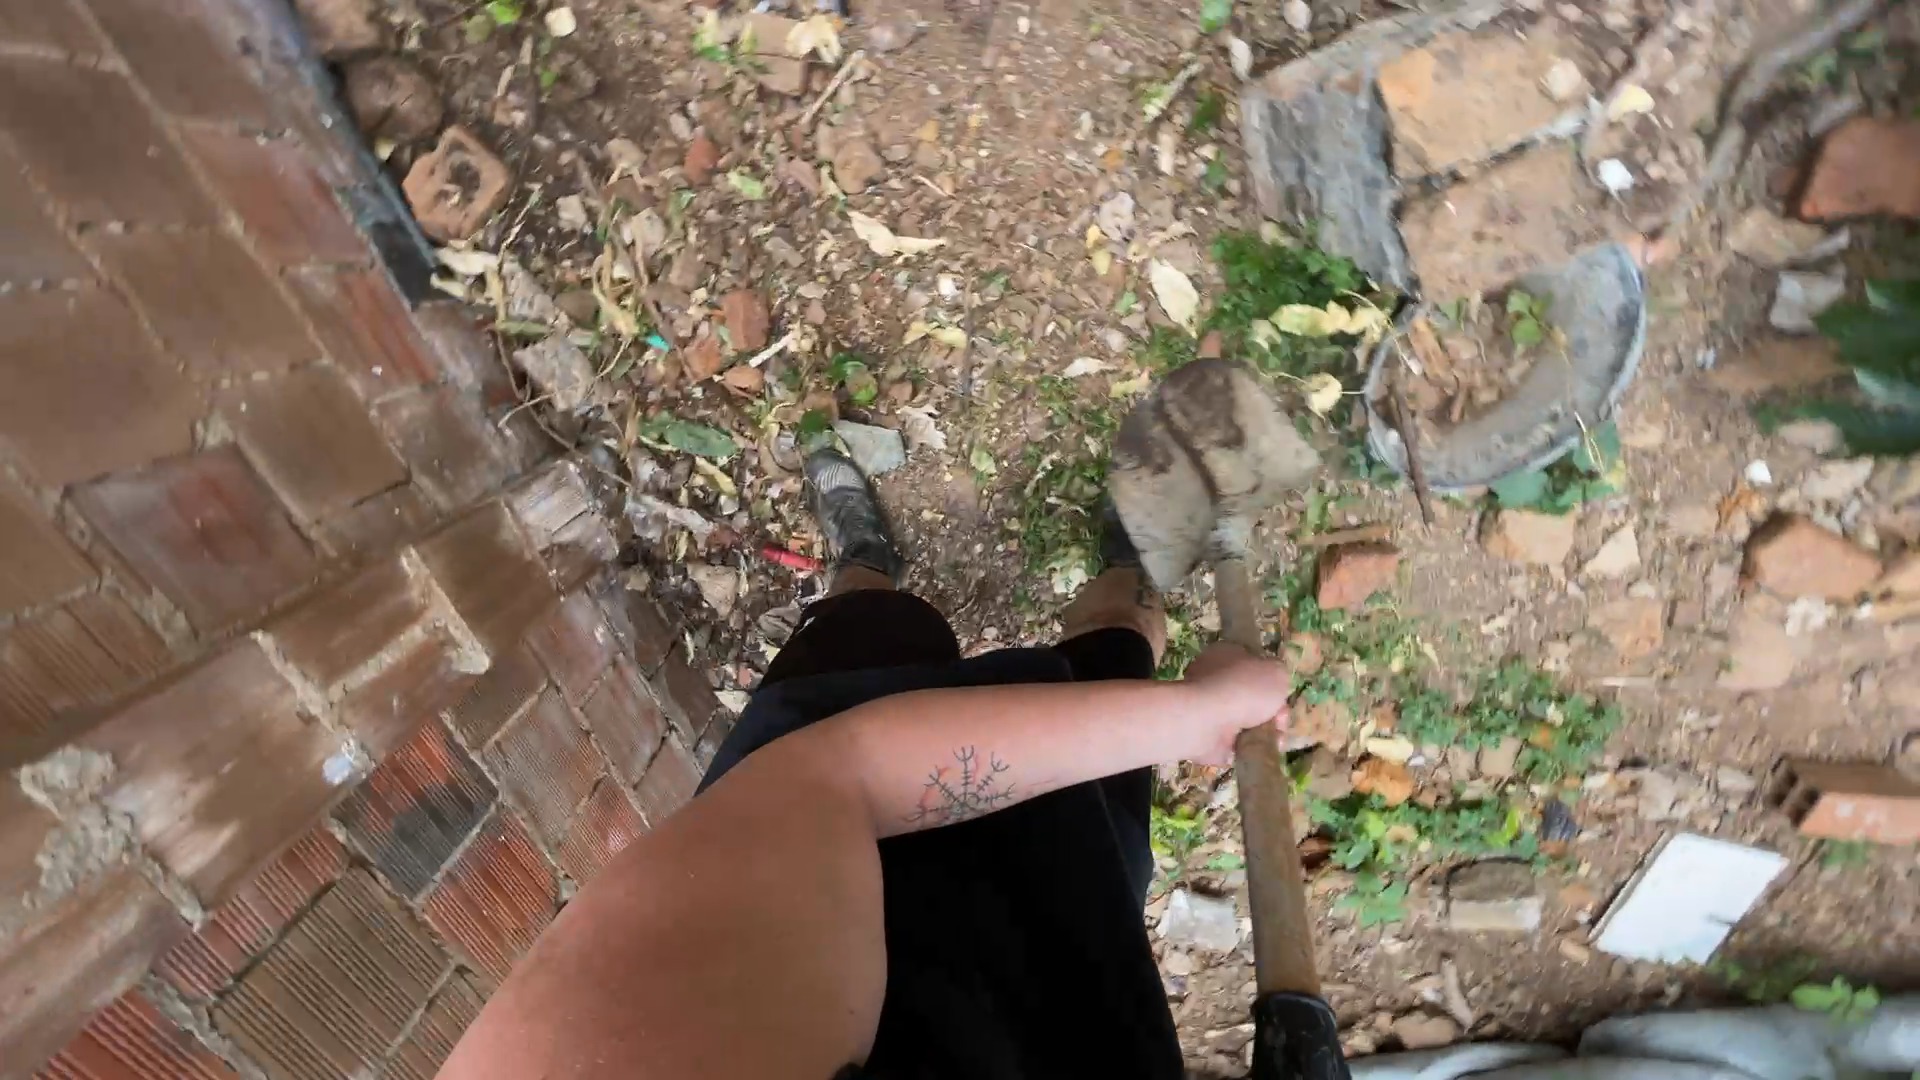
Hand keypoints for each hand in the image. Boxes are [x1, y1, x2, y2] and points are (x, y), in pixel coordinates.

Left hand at [1180, 643, 1289, 764]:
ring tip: (1274, 738)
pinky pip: (1235, 741)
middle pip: (1252, 696)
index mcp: (1226, 654)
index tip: (1282, 693)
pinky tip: (1260, 748)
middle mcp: (1213, 677)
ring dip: (1265, 731)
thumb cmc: (1243, 688)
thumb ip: (1278, 673)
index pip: (1252, 664)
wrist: (1206, 720)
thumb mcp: (1276, 671)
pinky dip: (1250, 746)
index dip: (1272, 680)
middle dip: (1272, 710)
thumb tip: (1272, 681)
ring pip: (1246, 720)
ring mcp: (1208, 706)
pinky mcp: (1205, 733)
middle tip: (1280, 720)